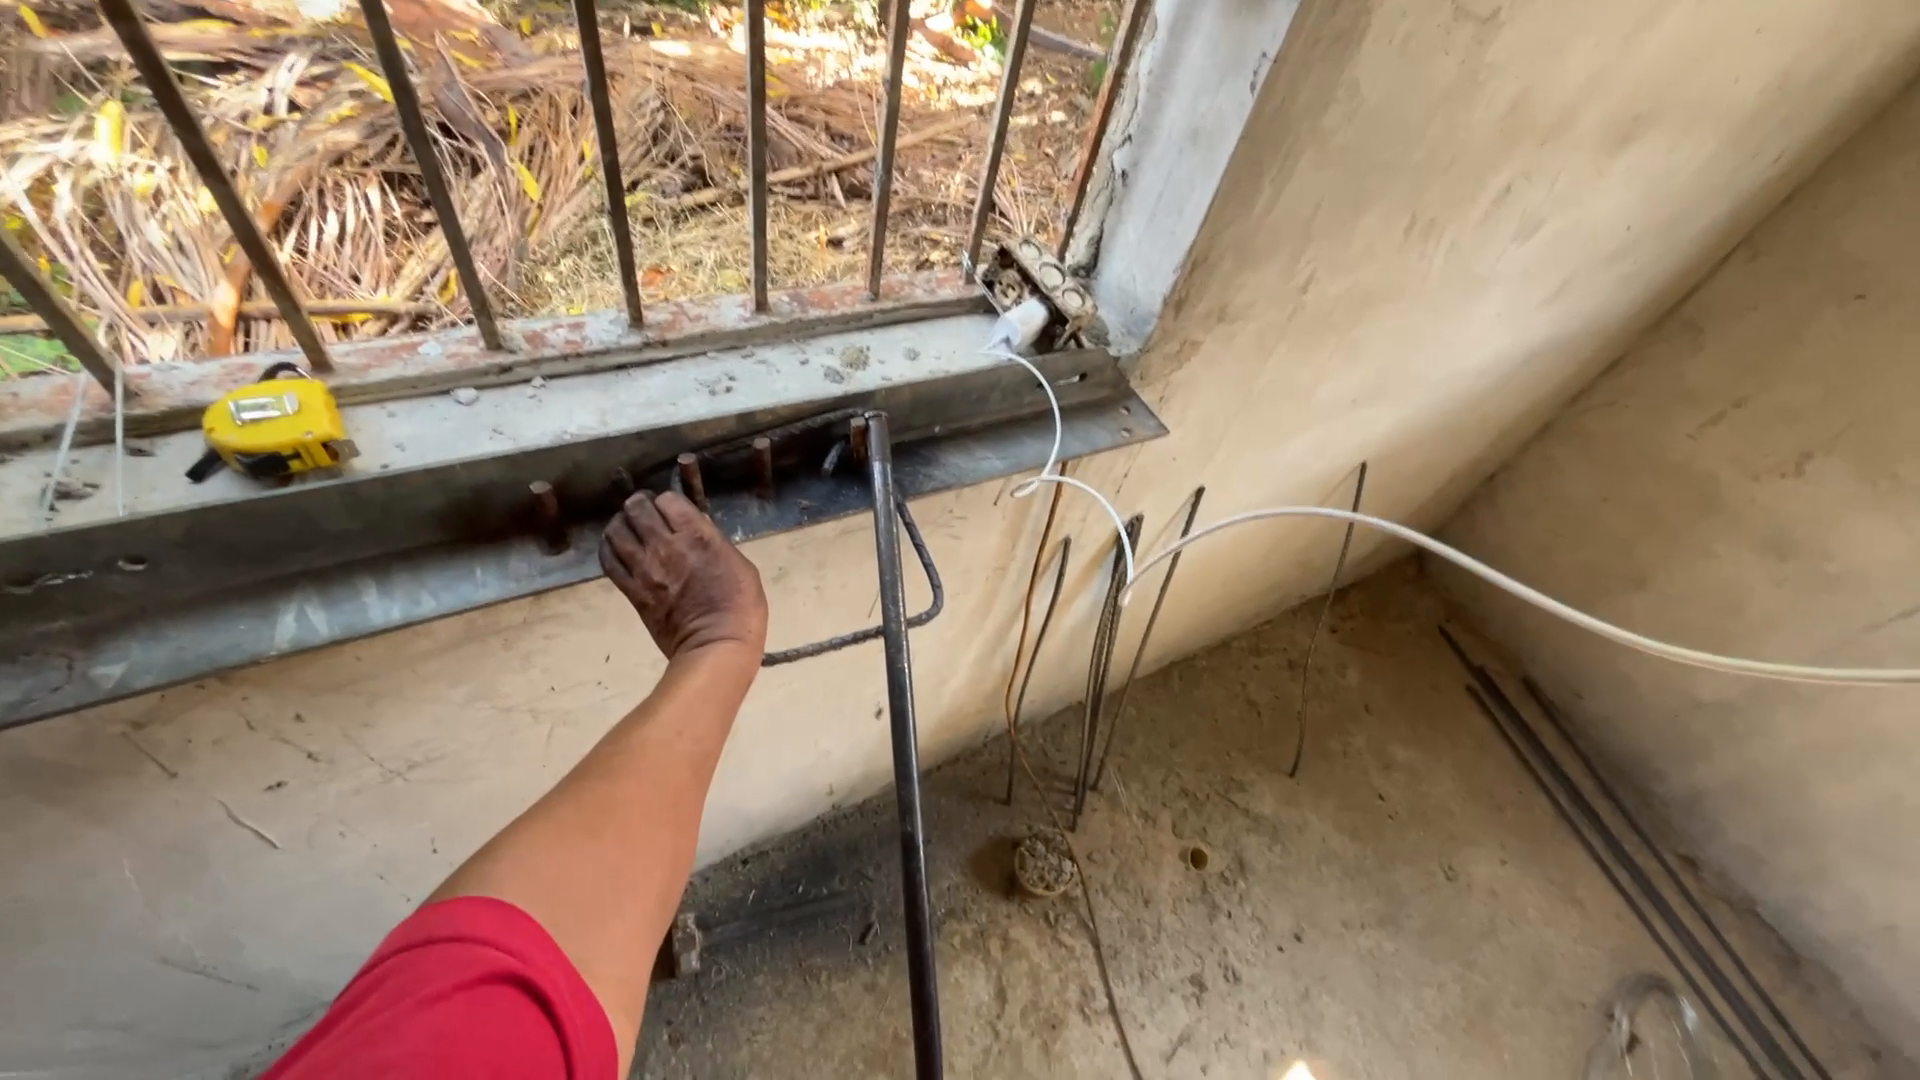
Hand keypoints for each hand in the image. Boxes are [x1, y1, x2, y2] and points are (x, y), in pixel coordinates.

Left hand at [599, 491, 767, 660]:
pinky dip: (609, 549)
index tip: (673, 510)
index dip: (668, 501)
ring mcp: (643, 568)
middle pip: (636, 508)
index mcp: (697, 536)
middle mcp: (665, 546)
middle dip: (639, 505)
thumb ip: (713, 542)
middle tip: (645, 511)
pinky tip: (617, 549)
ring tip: (629, 528)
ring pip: (616, 530)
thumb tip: (695, 531)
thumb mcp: (739, 563)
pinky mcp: (632, 590)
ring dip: (621, 524)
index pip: (667, 500)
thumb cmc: (741, 606)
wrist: (717, 645)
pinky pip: (608, 560)